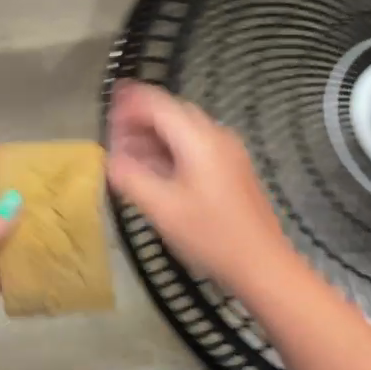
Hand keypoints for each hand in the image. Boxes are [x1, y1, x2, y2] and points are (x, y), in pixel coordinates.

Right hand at [107, 80, 295, 287]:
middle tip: (113, 139)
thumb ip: (130, 178)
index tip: (106, 116)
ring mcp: (228, 151)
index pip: (158, 103)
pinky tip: (155, 172)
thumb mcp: (162, 209)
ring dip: (154, 136)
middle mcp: (216, 136)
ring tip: (128, 157)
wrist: (264, 266)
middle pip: (171, 112)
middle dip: (139, 120)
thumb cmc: (211, 236)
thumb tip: (110, 159)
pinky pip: (195, 145)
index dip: (129, 104)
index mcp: (199, 139)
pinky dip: (170, 149)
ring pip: (183, 129)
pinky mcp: (232, 168)